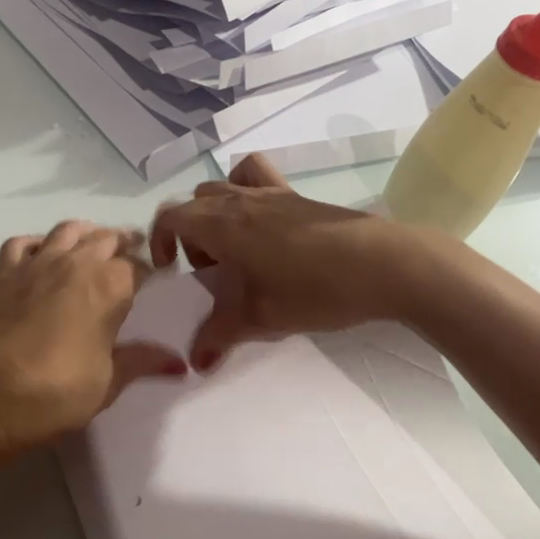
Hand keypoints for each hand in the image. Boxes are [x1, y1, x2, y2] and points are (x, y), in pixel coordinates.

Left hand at [0, 222, 185, 453]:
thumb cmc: (56, 392)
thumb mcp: (108, 382)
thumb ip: (142, 362)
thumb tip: (180, 364)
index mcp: (107, 286)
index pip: (138, 265)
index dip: (151, 269)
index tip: (158, 278)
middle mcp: (74, 263)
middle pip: (106, 238)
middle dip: (123, 243)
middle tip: (133, 255)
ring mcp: (36, 264)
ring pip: (67, 230)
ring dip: (86, 233)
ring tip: (94, 246)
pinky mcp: (5, 274)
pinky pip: (22, 243)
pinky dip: (36, 243)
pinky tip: (42, 254)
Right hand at [150, 155, 422, 370]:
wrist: (380, 264)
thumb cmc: (313, 290)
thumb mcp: (261, 318)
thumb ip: (221, 335)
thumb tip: (196, 363)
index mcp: (221, 223)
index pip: (170, 216)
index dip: (159, 240)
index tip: (170, 272)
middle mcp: (239, 199)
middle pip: (195, 202)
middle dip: (190, 235)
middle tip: (212, 273)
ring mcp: (269, 192)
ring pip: (223, 187)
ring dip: (215, 213)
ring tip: (236, 249)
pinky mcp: (296, 195)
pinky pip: (256, 176)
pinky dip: (246, 187)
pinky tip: (262, 220)